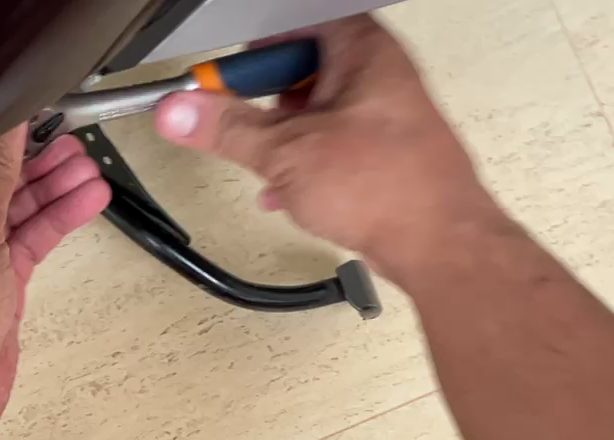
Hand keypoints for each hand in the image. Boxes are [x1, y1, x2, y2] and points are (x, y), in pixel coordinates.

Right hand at [153, 16, 509, 280]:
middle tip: (235, 120)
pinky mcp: (378, 155)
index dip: (254, 51)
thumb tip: (181, 111)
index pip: (295, 23)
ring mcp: (380, 116)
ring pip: (313, 113)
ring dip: (279, 140)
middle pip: (302, 69)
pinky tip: (283, 194)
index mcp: (362, 50)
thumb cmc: (385, 185)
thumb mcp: (285, 153)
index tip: (220, 78)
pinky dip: (299, 167)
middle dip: (264, 101)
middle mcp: (377, 74)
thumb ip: (228, 129)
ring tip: (260, 163)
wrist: (432, 240)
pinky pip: (327, 148)